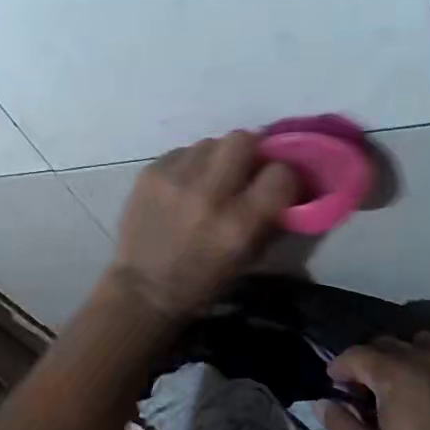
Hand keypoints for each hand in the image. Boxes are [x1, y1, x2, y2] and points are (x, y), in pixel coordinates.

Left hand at [108, 131, 296, 319]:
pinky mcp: (150, 172)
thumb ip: (271, 217)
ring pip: (212, 141)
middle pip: (244, 139)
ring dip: (219, 157)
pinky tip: (185, 184)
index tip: (277, 182)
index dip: (283, 175)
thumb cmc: (203, 281)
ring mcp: (176, 180)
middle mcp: (210, 195)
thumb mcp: (249, 257)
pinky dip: (191, 163)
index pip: (280, 173)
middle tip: (246, 166)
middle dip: (251, 150)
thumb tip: (288, 183)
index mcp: (239, 224)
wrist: (142, 290)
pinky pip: (184, 151)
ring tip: (212, 177)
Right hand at [321, 333, 429, 429]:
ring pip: (423, 345)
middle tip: (362, 393)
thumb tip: (324, 403)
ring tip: (401, 393)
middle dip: (369, 361)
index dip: (340, 366)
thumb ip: (345, 429)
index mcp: (398, 373)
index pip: (358, 354)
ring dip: (404, 359)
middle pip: (390, 343)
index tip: (333, 385)